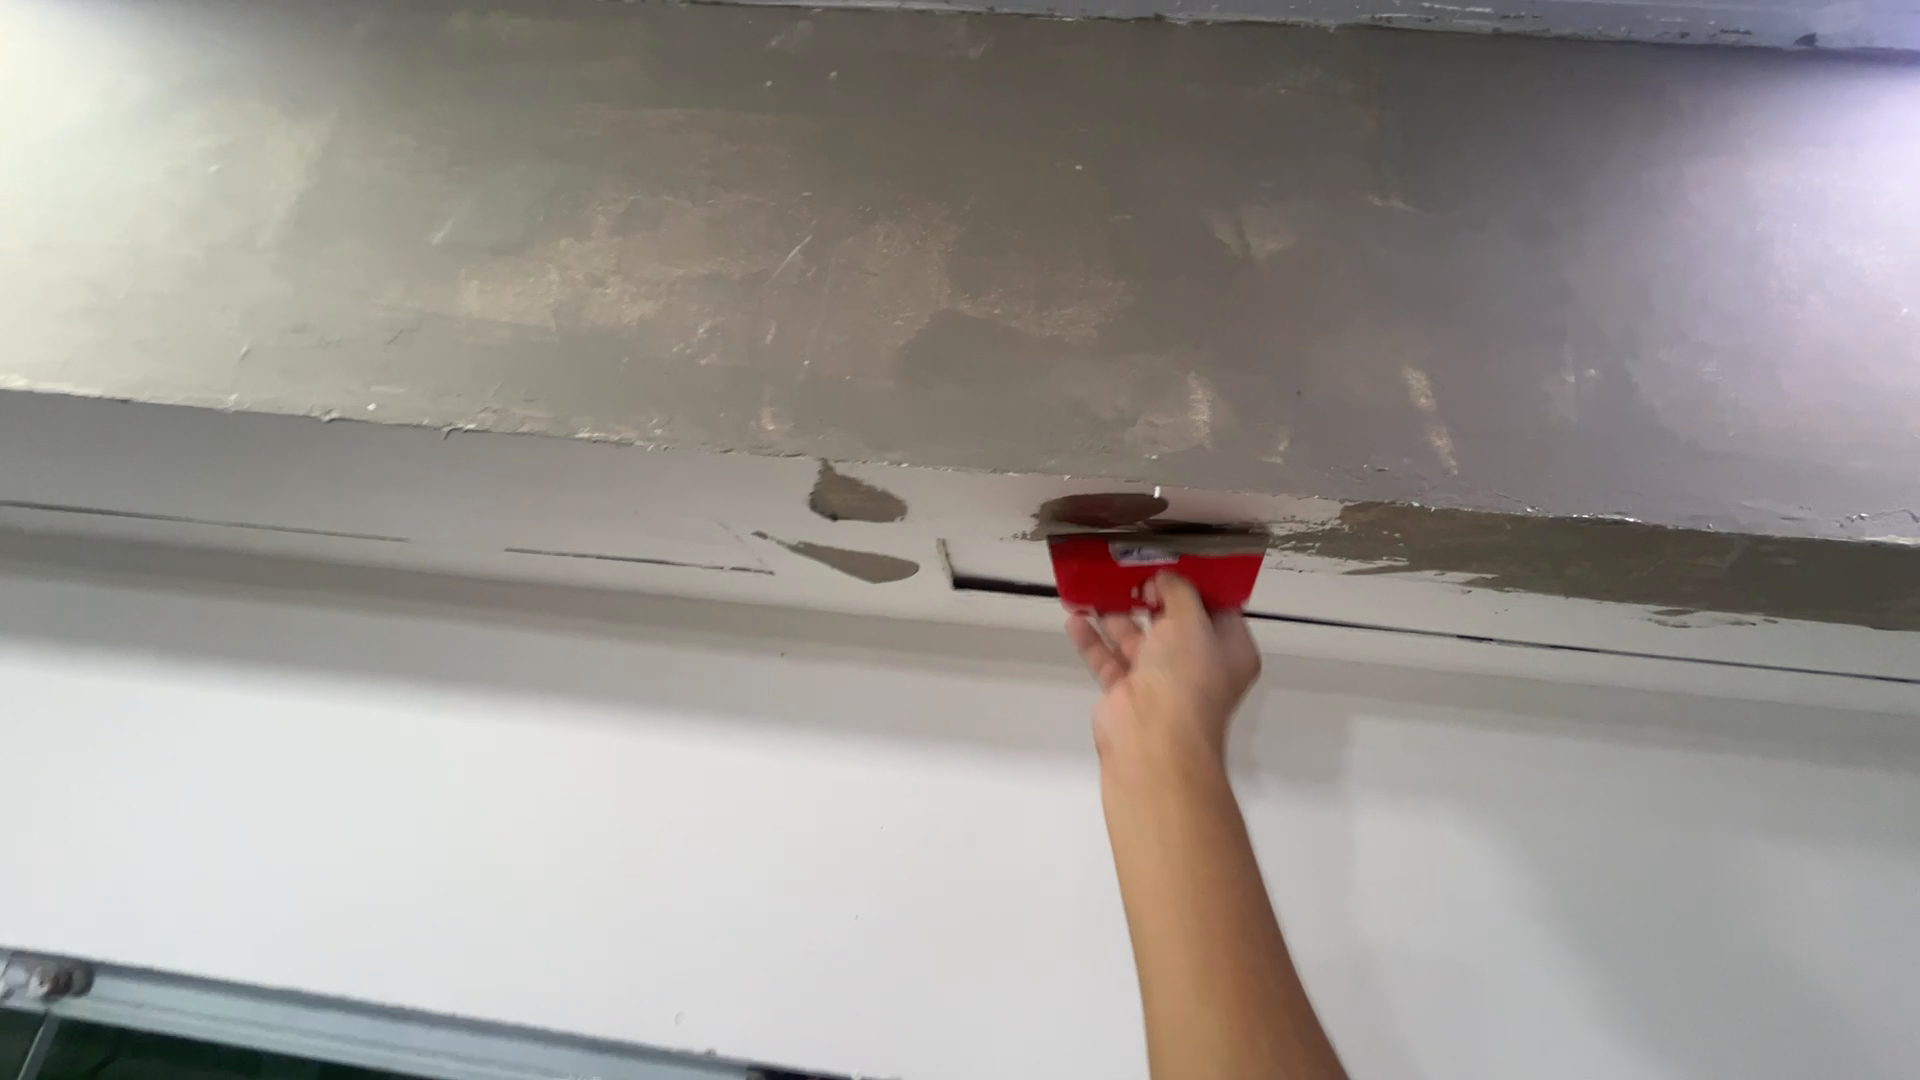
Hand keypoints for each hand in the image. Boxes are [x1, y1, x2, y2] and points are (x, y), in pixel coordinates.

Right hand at [1067, 572, 1261, 776]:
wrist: (1152, 737)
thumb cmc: (1185, 675)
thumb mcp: (1190, 621)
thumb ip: (1177, 592)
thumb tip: (1162, 579)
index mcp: (1227, 650)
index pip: (1216, 610)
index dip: (1195, 585)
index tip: (1171, 560)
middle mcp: (1196, 664)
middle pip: (1171, 622)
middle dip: (1149, 596)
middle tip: (1127, 567)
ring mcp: (1159, 679)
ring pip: (1135, 638)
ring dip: (1115, 614)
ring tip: (1093, 584)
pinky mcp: (1125, 691)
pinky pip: (1107, 658)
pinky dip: (1092, 638)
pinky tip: (1075, 616)